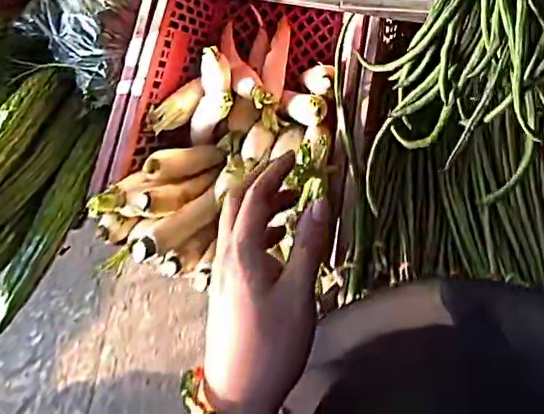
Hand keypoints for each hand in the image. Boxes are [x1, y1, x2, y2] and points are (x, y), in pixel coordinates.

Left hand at [202, 151, 333, 413]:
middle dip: (262, 178)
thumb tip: (320, 200)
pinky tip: (279, 238)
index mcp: (241, 248)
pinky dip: (258, 226)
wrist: (235, 398)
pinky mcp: (226, 286)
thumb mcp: (299, 294)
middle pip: (237, 200)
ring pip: (236, 220)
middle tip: (288, 169)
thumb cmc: (270, 346)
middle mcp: (226, 252)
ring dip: (261, 202)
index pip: (255, 194)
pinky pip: (238, 240)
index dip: (274, 170)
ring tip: (292, 202)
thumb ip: (309, 244)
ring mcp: (222, 270)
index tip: (294, 154)